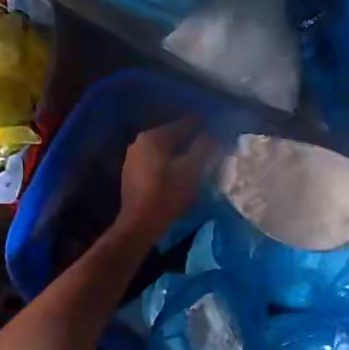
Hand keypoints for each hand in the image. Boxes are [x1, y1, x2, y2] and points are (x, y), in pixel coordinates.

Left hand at [115, 120, 215, 241]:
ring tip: (196, 161)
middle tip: (210, 147)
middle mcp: (139, 142)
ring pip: (162, 150)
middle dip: (190, 141)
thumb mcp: (192, 171)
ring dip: (179, 153)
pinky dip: (168, 164)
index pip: (184, 125)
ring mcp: (132, 158)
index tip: (218, 130)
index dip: (203, 127)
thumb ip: (204, 148)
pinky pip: (154, 162)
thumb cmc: (167, 196)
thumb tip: (213, 134)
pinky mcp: (130, 174)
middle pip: (172, 137)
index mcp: (153, 137)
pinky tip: (178, 173)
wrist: (139, 224)